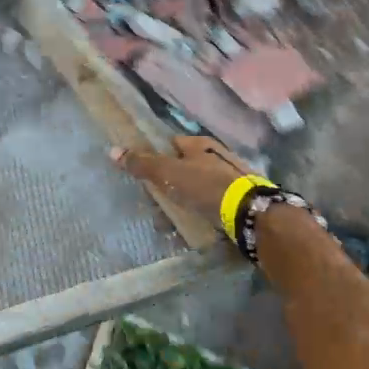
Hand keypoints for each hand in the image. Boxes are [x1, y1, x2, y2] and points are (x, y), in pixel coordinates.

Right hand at [111, 135, 250, 222]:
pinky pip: (216, 204)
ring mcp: (235, 179)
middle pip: (186, 166)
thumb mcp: (167, 173)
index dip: (157, 155)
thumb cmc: (206, 186)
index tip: (148, 172)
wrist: (255, 216)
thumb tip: (112, 150)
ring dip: (187, 200)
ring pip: (201, 187)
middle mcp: (219, 156)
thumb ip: (141, 163)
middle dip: (171, 182)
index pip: (172, 143)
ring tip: (174, 218)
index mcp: (201, 144)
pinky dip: (205, 212)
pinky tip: (197, 224)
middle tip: (158, 198)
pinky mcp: (246, 201)